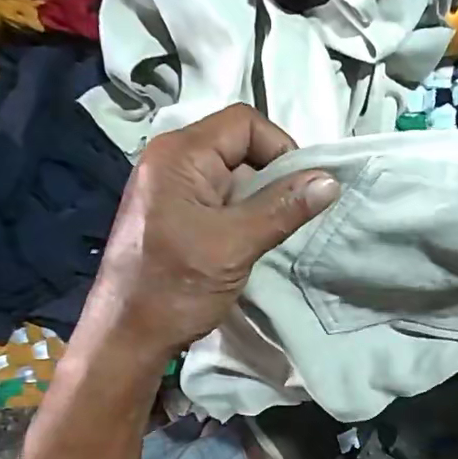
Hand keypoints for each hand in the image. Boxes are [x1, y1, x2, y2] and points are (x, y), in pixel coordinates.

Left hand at [77, 104, 339, 362]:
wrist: (127, 335)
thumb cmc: (176, 287)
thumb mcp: (235, 245)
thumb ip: (283, 208)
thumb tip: (330, 180)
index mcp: (179, 154)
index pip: (245, 123)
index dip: (281, 148)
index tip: (301, 191)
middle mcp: (170, 159)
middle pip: (238, 144)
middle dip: (271, 175)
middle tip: (288, 215)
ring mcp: (169, 187)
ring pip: (230, 174)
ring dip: (258, 198)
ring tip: (267, 233)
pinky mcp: (172, 213)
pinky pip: (217, 197)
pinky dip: (240, 213)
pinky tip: (247, 242)